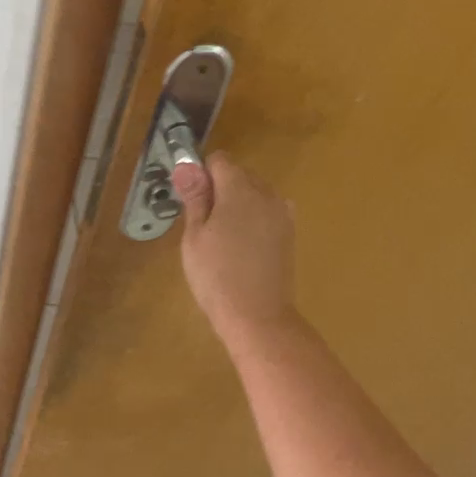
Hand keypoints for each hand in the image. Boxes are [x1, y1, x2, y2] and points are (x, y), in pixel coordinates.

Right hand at [171, 154, 297, 350]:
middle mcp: (266, 194)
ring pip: (255, 193)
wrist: (257, 315)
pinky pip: (267, 212)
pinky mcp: (289, 232)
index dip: (201, 175)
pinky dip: (252, 219)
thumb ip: (194, 198)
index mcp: (240, 190)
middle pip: (240, 174)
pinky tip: (241, 246)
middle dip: (219, 188)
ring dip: (237, 204)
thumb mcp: (194, 237)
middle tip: (202, 225)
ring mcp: (282, 213)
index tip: (190, 202)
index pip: (219, 161)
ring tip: (221, 238)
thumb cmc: (216, 276)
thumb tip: (186, 166)